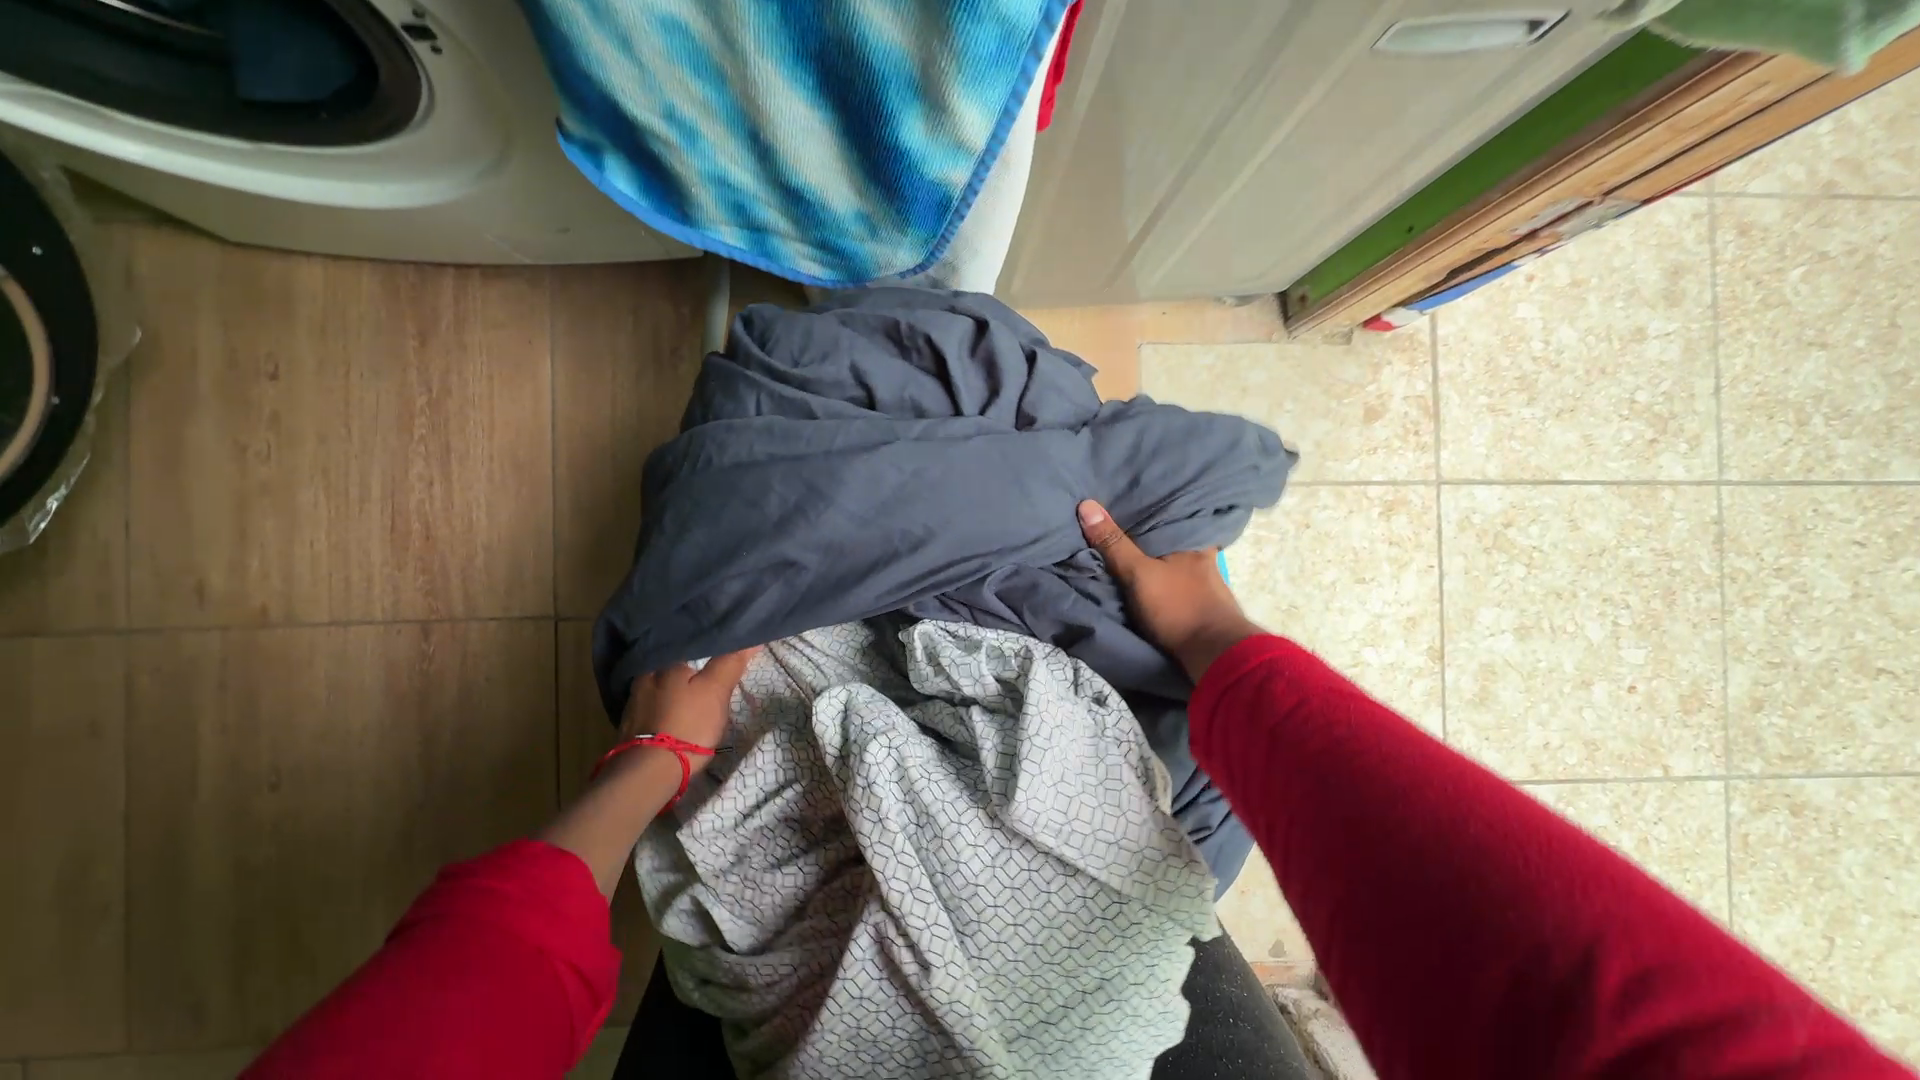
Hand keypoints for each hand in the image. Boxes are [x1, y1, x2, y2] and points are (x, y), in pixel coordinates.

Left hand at [617, 649, 757, 774]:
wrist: (649, 772)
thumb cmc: (688, 725)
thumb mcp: (716, 691)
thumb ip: (729, 663)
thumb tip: (749, 639)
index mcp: (664, 664)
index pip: (690, 651)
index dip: (707, 657)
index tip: (720, 666)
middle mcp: (643, 678)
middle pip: (672, 672)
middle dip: (686, 677)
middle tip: (706, 688)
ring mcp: (632, 705)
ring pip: (660, 692)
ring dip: (672, 696)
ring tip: (690, 705)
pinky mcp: (628, 728)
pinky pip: (651, 712)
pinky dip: (663, 714)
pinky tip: (672, 722)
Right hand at [1078, 499, 1264, 681]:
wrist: (1213, 655)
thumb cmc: (1178, 606)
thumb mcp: (1138, 573)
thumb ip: (1113, 543)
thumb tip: (1086, 504)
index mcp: (1191, 538)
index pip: (1162, 510)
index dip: (1138, 504)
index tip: (1112, 498)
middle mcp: (1198, 552)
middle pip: (1161, 535)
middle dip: (1137, 531)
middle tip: (1104, 522)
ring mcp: (1198, 577)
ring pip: (1163, 558)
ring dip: (1142, 555)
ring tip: (1111, 544)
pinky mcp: (1194, 599)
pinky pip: (1165, 577)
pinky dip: (1149, 574)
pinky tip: (1131, 574)